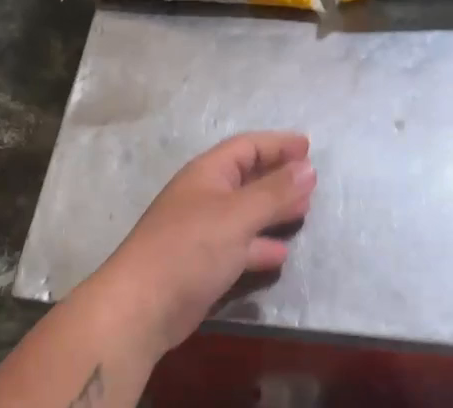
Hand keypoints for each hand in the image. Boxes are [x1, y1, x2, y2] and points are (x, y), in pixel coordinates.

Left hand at [86, 132, 315, 357]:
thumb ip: (274, 192)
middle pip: (246, 177)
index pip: (246, 147)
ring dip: (272, 211)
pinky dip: (260, 246)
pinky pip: (239, 246)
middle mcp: (204, 196)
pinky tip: (281, 254)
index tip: (308, 147)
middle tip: (311, 180)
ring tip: (304, 211)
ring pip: (244, 213)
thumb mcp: (237, 215)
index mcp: (207, 174)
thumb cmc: (190, 248)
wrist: (142, 307)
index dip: (277, 144)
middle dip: (278, 176)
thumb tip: (309, 167)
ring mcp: (202, 231)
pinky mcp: (202, 264)